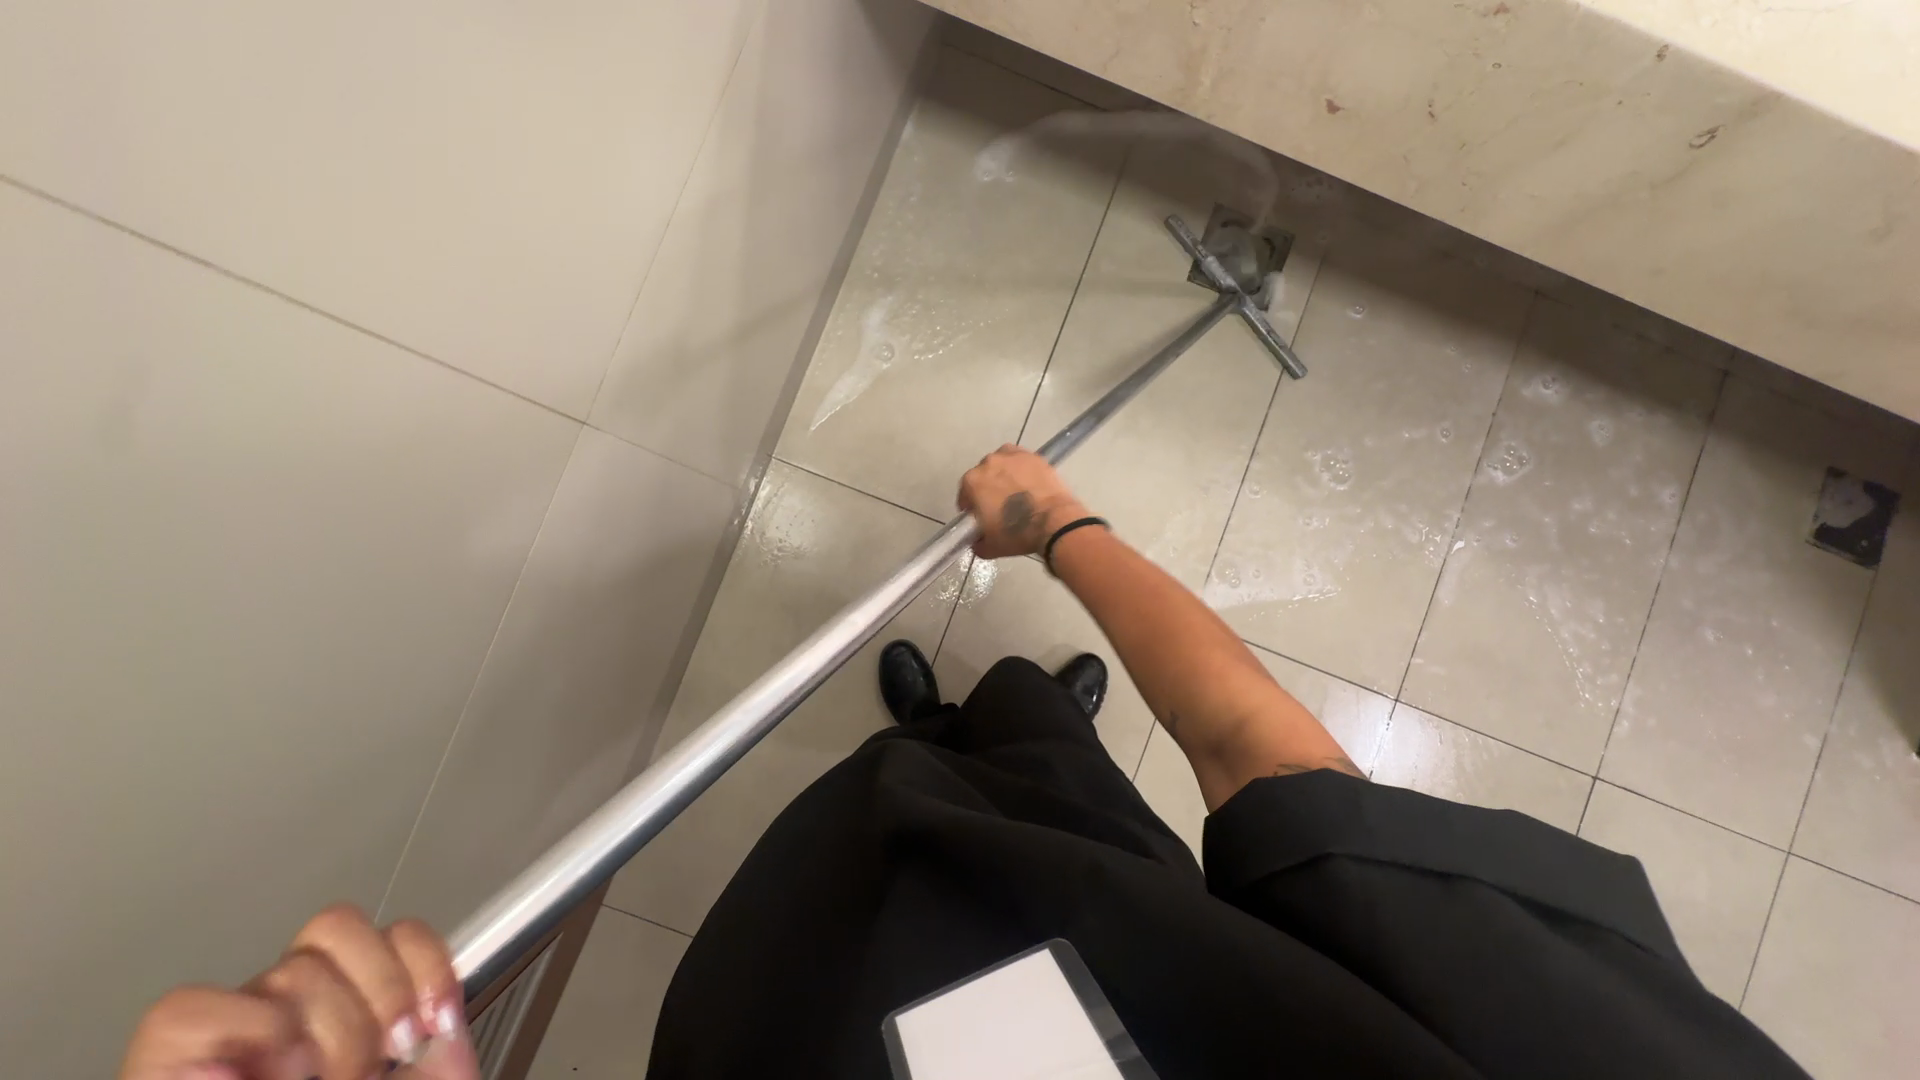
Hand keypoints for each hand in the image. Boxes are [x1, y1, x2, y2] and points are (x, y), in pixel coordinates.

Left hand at [120, 905, 476, 1079]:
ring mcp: (338, 1015)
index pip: (186, 1015)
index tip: (290, 1077)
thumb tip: (198, 1072)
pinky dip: (433, 973)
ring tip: (392, 1050)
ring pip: (342, 933)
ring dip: (384, 993)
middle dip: (342, 1029)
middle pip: (291, 969)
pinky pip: (413, 937)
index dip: (246, 1026)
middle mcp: (264, 1045)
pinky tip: (435, 1024)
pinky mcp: (408, 999)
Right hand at [957, 445, 1091, 558]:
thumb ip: (977, 542)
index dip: (971, 506)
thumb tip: (978, 541)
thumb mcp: (990, 547)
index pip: (965, 493)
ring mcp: (1012, 456)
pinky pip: (1021, 459)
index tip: (979, 516)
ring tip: (1014, 490)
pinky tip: (1028, 482)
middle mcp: (988, 463)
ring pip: (1001, 462)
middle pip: (983, 475)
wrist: (1053, 521)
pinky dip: (1022, 469)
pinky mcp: (1034, 456)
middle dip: (987, 488)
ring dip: (1003, 473)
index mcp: (972, 482)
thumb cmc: (1017, 533)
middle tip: (999, 505)